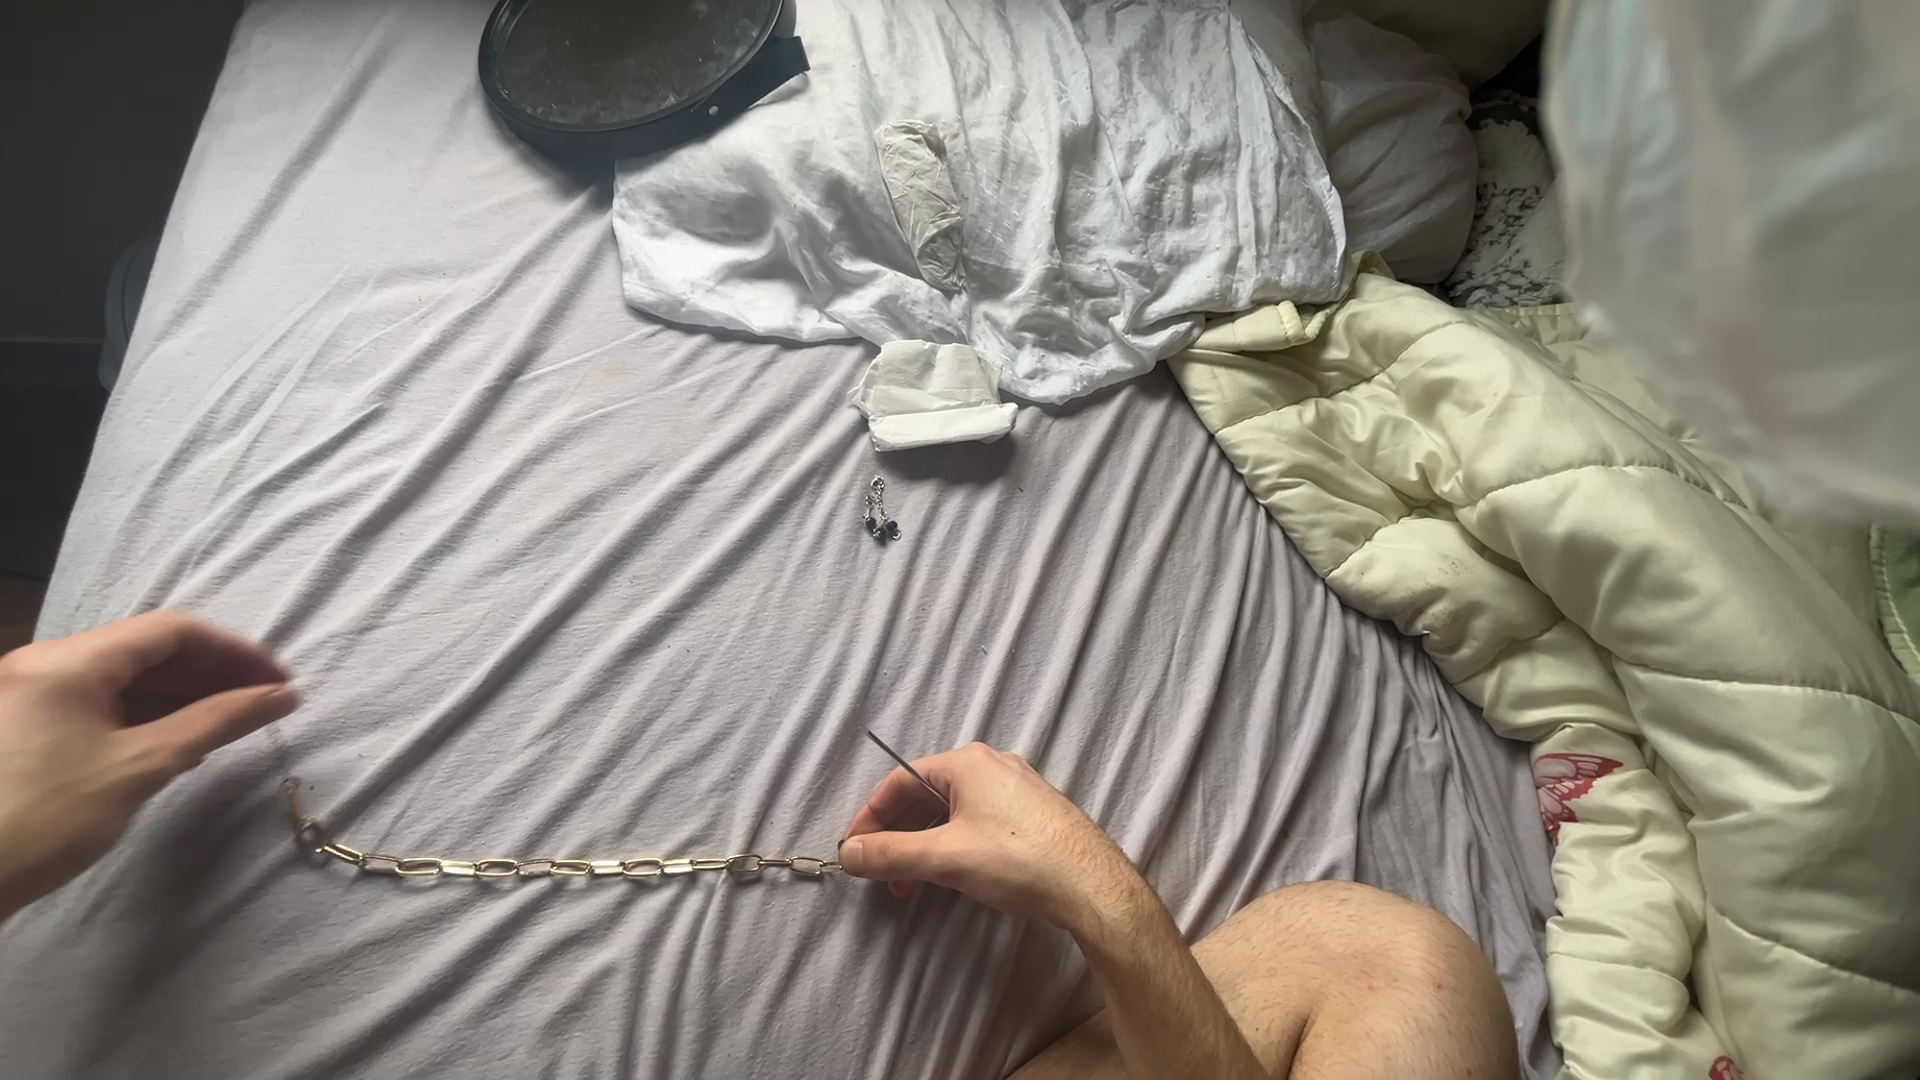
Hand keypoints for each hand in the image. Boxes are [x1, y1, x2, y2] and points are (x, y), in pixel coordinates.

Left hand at [0, 610, 298, 920]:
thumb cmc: (41, 817)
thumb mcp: (144, 764)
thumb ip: (221, 720)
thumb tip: (284, 695)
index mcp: (65, 664)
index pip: (174, 632)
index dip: (236, 652)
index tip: (278, 683)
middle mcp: (41, 668)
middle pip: (151, 651)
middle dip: (215, 674)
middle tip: (264, 703)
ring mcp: (26, 699)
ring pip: (128, 679)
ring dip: (188, 696)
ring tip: (231, 726)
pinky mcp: (21, 729)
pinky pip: (102, 703)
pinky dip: (152, 715)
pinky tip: (181, 743)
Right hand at [839, 742, 1145, 932]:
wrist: (1092, 884)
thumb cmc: (1017, 860)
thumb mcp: (946, 858)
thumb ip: (892, 854)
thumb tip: (848, 853)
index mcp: (966, 762)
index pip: (901, 780)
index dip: (871, 816)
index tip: (853, 849)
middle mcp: (990, 764)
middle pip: (926, 792)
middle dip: (897, 833)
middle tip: (878, 872)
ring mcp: (1014, 785)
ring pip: (952, 808)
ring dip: (923, 842)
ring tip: (908, 884)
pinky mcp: (1030, 810)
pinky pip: (976, 817)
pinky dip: (951, 841)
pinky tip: (948, 872)